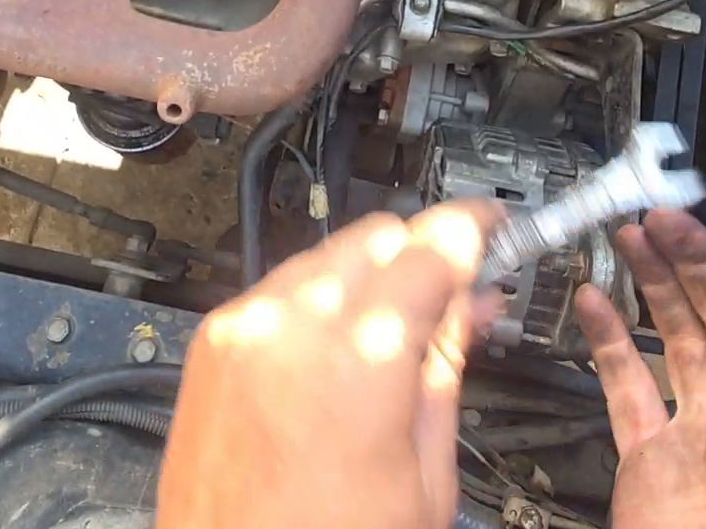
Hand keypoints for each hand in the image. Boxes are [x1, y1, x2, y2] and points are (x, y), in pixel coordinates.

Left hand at [158, 201, 500, 528]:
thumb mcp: (423, 480)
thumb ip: (448, 367)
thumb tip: (473, 303)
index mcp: (360, 361)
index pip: (431, 247)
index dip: (472, 227)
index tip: (490, 225)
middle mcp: (294, 324)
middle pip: (379, 234)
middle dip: (421, 253)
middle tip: (449, 290)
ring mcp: (246, 325)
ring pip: (331, 252)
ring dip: (371, 275)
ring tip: (389, 332)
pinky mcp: (215, 337)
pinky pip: (284, 285)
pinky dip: (320, 299)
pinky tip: (336, 349)